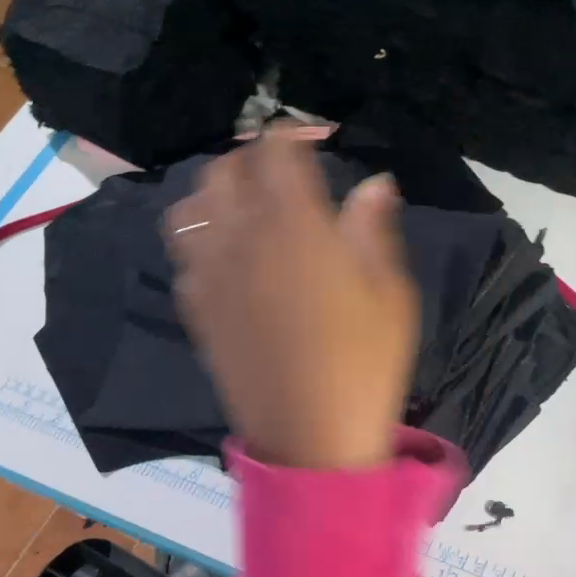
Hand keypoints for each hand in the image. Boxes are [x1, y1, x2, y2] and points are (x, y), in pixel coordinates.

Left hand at [163, 127, 417, 469]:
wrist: (312, 440)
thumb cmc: (366, 367)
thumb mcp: (391, 297)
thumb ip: (374, 232)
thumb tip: (374, 184)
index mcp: (295, 226)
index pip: (277, 151)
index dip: (295, 136)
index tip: (318, 147)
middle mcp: (241, 237)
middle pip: (226, 169)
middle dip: (253, 161)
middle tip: (284, 181)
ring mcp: (210, 274)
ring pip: (192, 206)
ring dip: (217, 195)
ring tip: (245, 213)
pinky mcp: (196, 309)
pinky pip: (184, 255)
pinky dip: (202, 242)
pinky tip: (228, 262)